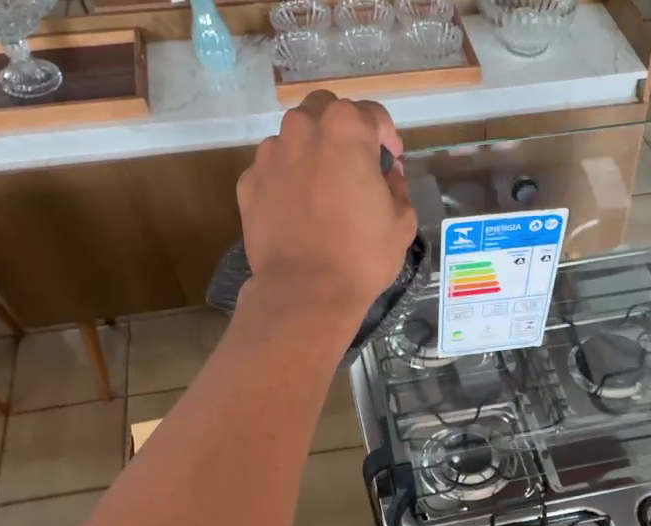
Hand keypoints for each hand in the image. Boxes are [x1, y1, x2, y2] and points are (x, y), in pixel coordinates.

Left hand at [236, 92, 417, 324]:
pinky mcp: (249, 182)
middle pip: (325, 110)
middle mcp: (303, 128)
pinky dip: (288, 180)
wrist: (306, 291)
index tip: (391, 161)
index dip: (388, 138)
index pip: (373, 115)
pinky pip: (274, 170)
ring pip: (295, 137)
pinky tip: (299, 210)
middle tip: (355, 163)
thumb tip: (387, 174)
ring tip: (323, 189)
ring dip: (312, 152)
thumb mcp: (401, 222)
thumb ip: (397, 187)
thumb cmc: (362, 256)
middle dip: (343, 129)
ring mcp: (270, 154)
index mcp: (346, 129)